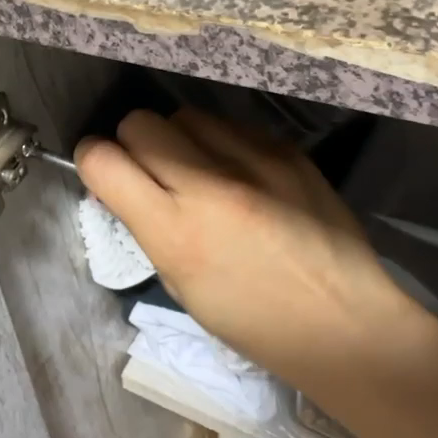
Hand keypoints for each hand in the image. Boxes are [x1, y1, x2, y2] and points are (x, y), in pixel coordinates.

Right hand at [75, 108, 423, 385]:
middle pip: (140, 123)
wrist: (344, 322)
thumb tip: (123, 186)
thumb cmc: (252, 323)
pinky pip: (231, 126)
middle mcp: (208, 185)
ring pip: (184, 115)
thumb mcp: (181, 285)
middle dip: (133, 144)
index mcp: (174, 232)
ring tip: (197, 170)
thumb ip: (148, 227)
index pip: (103, 160)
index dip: (93, 160)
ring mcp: (253, 162)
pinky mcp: (287, 151)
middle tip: (151, 171)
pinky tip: (239, 174)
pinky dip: (221, 144)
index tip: (104, 171)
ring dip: (178, 139)